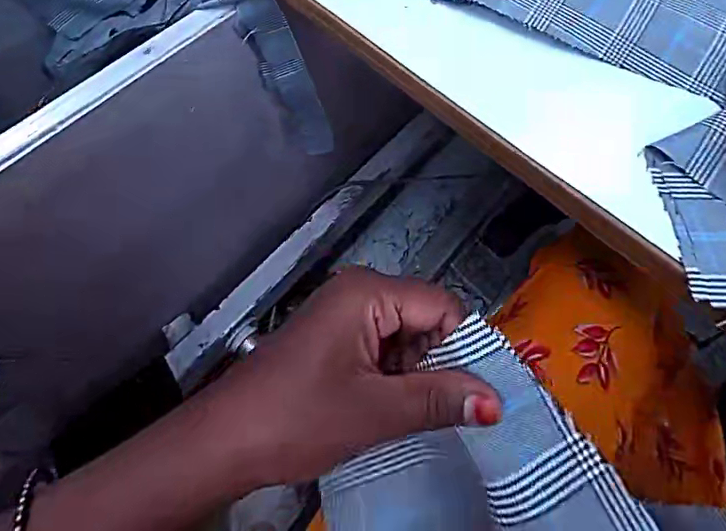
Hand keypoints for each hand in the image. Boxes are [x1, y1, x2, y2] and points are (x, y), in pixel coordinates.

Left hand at [188, 268, 502, 488]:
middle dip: (440, 362)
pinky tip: (387, 405)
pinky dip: (395, 375)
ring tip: (408, 412)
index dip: (466, 346)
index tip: (483, 391)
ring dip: (417, 373)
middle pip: (425, 316)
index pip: (442, 304)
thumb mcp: (376, 411)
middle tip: (445, 409)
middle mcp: (358, 290)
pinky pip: (384, 345)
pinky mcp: (336, 333)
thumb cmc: (297, 415)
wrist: (230, 435)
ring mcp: (344, 311)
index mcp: (367, 292)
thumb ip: (439, 399)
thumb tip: (494, 399)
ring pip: (407, 334)